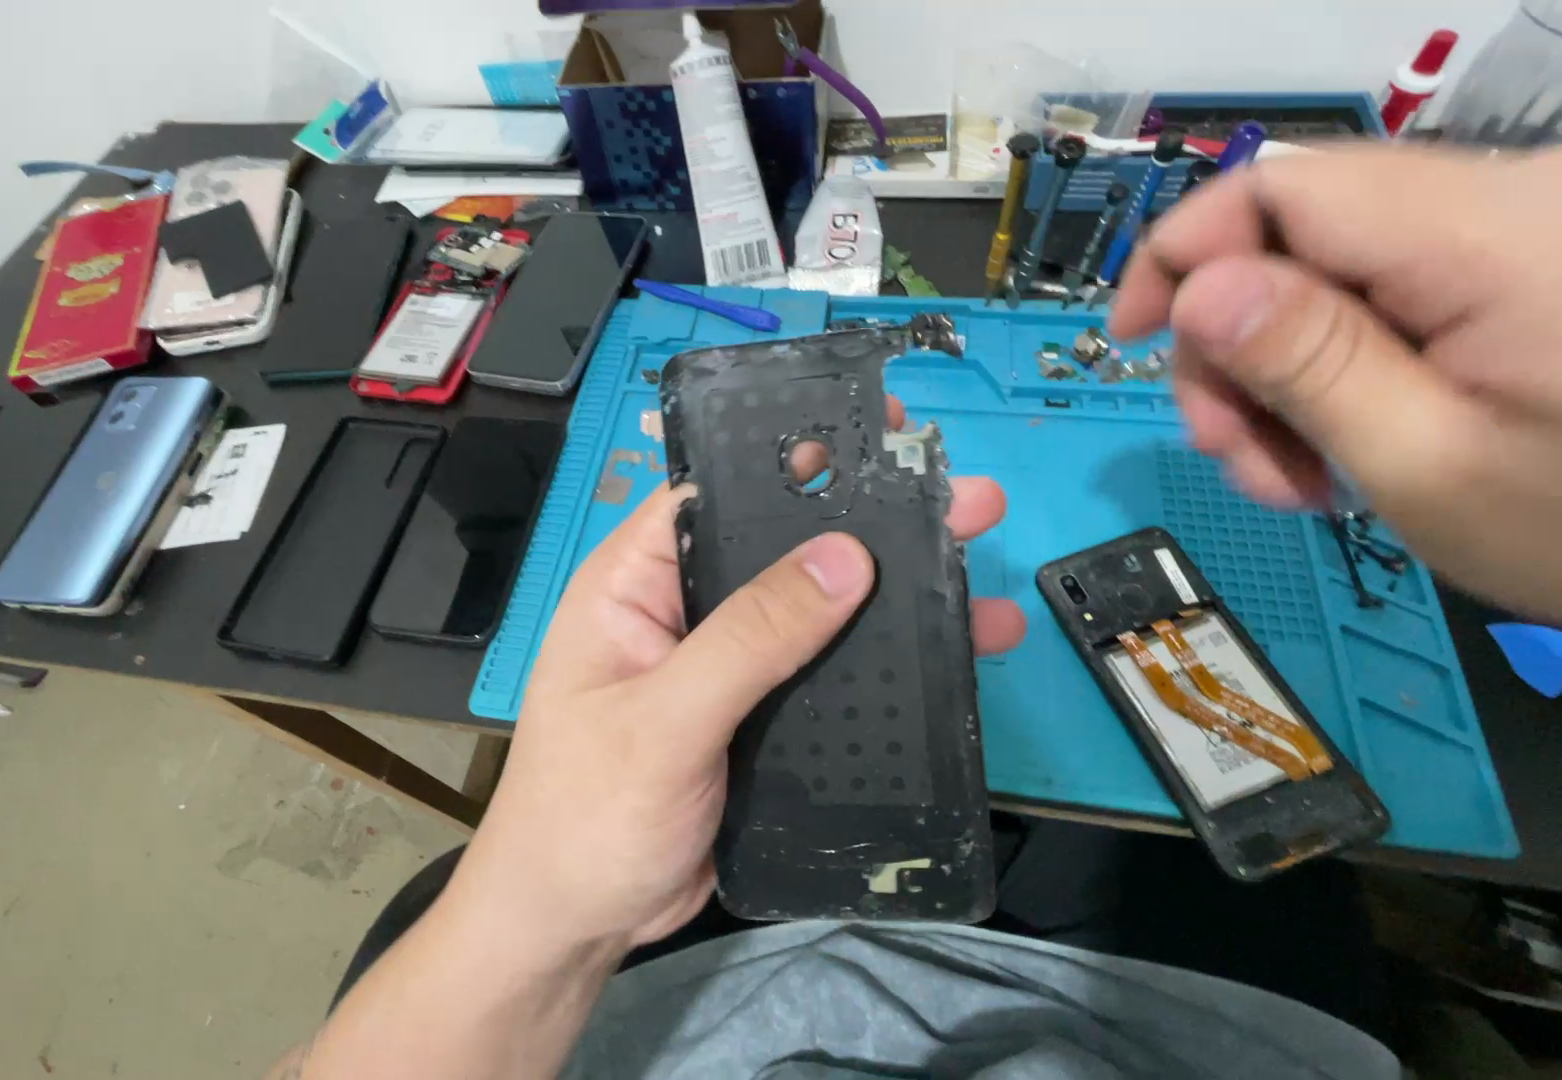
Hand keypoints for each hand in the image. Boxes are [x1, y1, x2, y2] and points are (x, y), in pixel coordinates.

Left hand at [450, 416, 1023, 951]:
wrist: (580, 924)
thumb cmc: (586, 817)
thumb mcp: (663, 721)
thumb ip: (749, 639)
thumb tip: (843, 558)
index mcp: (639, 581)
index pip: (717, 493)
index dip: (793, 459)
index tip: (876, 438)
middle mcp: (688, 608)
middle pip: (786, 546)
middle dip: (873, 523)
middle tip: (963, 502)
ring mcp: (730, 663)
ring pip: (822, 610)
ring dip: (897, 595)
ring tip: (982, 578)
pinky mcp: (762, 714)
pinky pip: (832, 671)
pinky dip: (888, 661)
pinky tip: (955, 655)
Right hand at [1110, 138, 1561, 640]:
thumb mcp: (1428, 466)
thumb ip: (1309, 365)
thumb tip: (1198, 290)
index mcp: (1502, 231)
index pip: (1283, 186)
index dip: (1181, 253)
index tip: (1129, 339)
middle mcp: (1527, 191)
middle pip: (1298, 238)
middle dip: (1235, 349)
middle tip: (1233, 457)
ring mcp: (1547, 220)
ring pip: (1333, 273)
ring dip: (1280, 375)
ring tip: (1293, 475)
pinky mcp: (1551, 257)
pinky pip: (1393, 293)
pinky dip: (1340, 369)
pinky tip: (1345, 443)